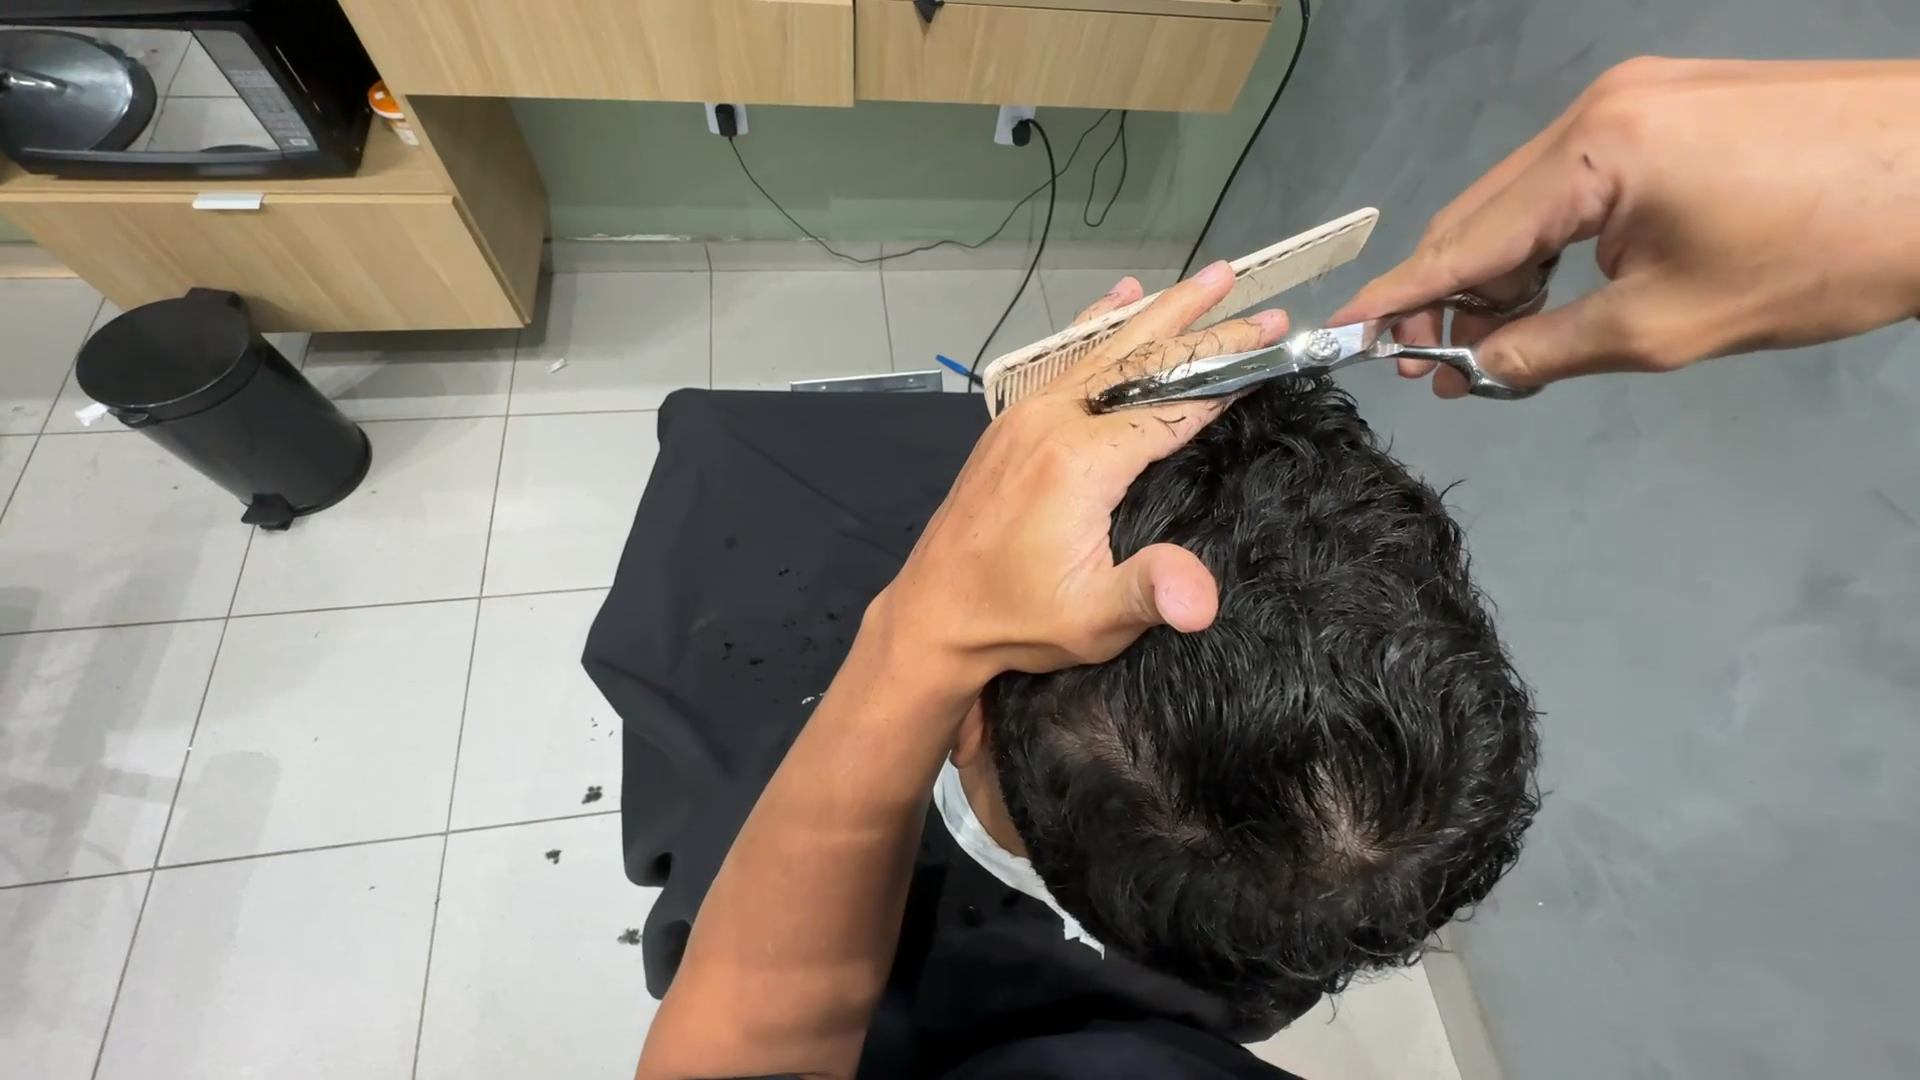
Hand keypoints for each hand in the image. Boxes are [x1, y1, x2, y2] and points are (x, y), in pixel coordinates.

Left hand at [870, 262, 1289, 686]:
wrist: (934, 610)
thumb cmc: (1015, 618)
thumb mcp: (1089, 619)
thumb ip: (1148, 594)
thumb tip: (1204, 599)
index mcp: (1080, 460)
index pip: (1173, 404)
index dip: (1229, 376)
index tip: (1277, 346)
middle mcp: (1052, 420)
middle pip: (1145, 363)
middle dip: (1210, 335)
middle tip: (1269, 313)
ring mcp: (1025, 415)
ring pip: (1105, 349)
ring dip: (1163, 314)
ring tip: (1211, 279)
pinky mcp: (1010, 423)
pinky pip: (1064, 360)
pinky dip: (1098, 324)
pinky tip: (1120, 296)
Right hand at [1331, 58, 1919, 397]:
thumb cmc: (1829, 253)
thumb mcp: (1662, 326)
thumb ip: (1541, 349)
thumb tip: (1469, 370)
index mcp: (1592, 153)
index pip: (1461, 242)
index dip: (1396, 297)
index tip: (1341, 332)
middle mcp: (1593, 114)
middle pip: (1474, 222)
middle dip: (1445, 301)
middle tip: (1435, 370)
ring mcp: (1628, 106)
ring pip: (1513, 211)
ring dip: (1492, 283)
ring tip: (1492, 349)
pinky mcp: (1659, 114)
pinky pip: (1562, 195)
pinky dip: (1539, 254)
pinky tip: (1540, 300)